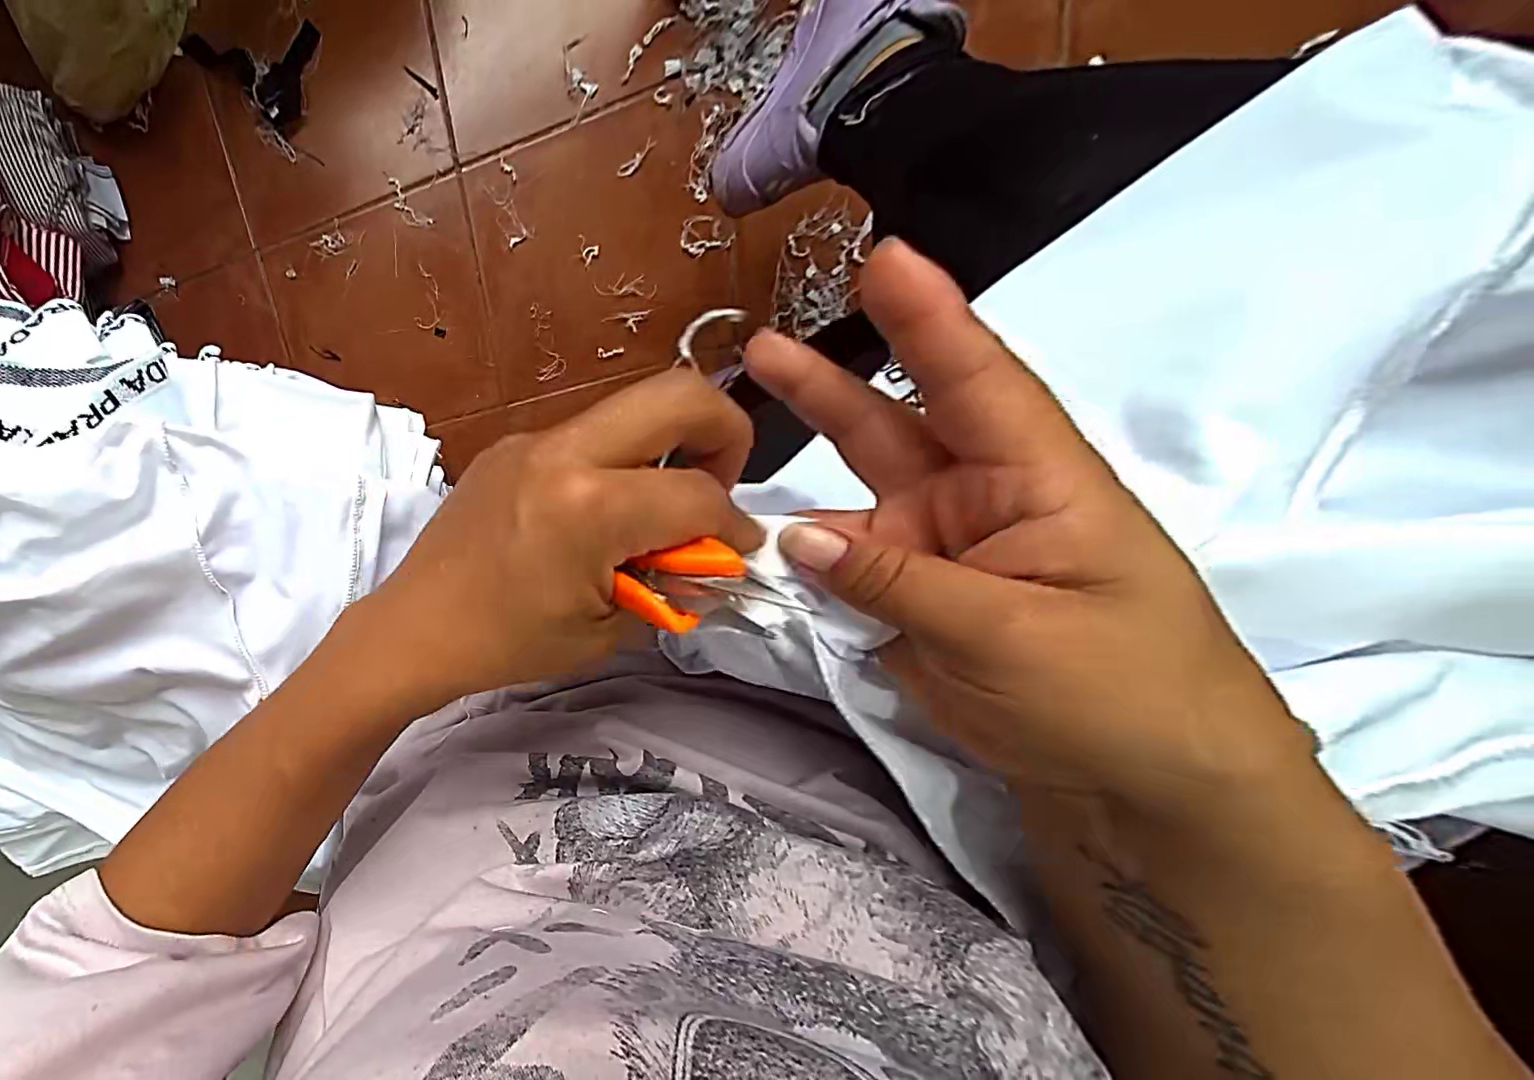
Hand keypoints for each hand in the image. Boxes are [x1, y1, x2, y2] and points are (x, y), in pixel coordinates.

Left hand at [359, 368, 761, 703]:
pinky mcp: (513, 444)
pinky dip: (621, 461)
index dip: (734, 525)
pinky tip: (603, 511)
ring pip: (633, 407)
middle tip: (719, 484)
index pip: (696, 495)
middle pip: (678, 394)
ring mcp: (533, 439)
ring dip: (668, 446)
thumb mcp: (604, 631)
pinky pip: (590, 433)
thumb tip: (713, 561)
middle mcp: (562, 453)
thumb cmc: (506, 642)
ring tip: (660, 506)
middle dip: (724, 431)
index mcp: (588, 508)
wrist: (415, 628)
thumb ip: (671, 587)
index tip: (739, 546)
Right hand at [746, 239, 1322, 827]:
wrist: (1133, 786)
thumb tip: (794, 539)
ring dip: (799, 484)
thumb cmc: (1119, 693)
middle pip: (890, 427)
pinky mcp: (904, 598)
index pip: (975, 381)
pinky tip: (755, 549)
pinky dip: (801, 559)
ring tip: (729, 450)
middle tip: (763, 345)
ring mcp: (932, 550)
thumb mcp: (1010, 633)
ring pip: (850, 502)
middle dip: (828, 384)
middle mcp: (975, 499)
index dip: (929, 319)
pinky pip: (840, 566)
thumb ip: (894, 581)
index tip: (886, 259)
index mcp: (1035, 479)